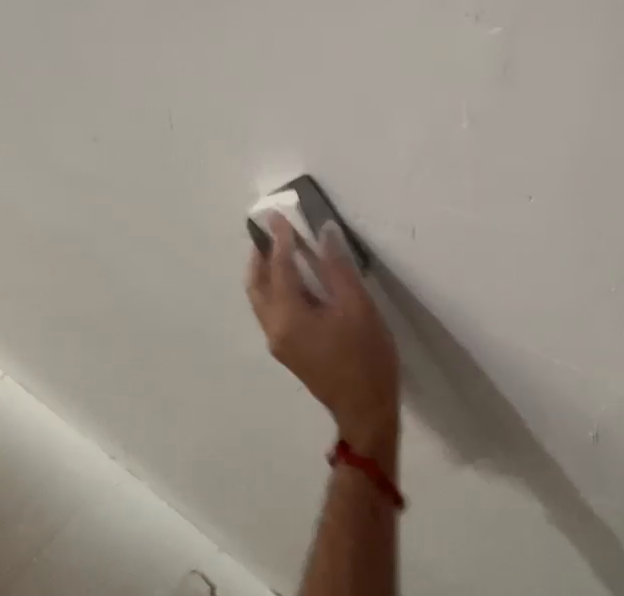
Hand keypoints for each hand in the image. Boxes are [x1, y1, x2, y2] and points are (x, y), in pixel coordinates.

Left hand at [246, 212, 399, 455]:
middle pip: (257, 285)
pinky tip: (295, 281)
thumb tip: (324, 233)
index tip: (276, 215)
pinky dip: (275, 289)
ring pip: (262, 300)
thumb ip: (337, 267)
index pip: (279, 268)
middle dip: (261, 256)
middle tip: (269, 230)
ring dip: (266, 272)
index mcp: (289, 316)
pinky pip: (272, 311)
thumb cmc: (365, 354)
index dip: (280, 239)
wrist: (366, 408)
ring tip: (279, 249)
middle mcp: (275, 329)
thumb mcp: (357, 305)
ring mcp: (279, 343)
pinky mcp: (289, 351)